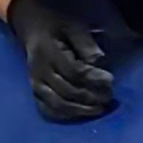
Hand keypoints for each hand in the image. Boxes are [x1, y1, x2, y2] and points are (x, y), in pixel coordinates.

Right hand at [6, 0, 114, 120]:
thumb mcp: (72, 26)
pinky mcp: (35, 93)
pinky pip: (49, 111)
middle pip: (67, 91)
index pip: (74, 72)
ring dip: (81, 110)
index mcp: (48, 52)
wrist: (31, 29)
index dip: (93, 79)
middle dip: (90, 97)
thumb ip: (85, 43)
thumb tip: (99, 61)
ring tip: (99, 109)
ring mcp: (35, 85)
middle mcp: (39, 71)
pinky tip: (81, 114)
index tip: (110, 81)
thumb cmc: (56, 27)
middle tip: (108, 97)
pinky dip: (66, 116)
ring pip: (58, 105)